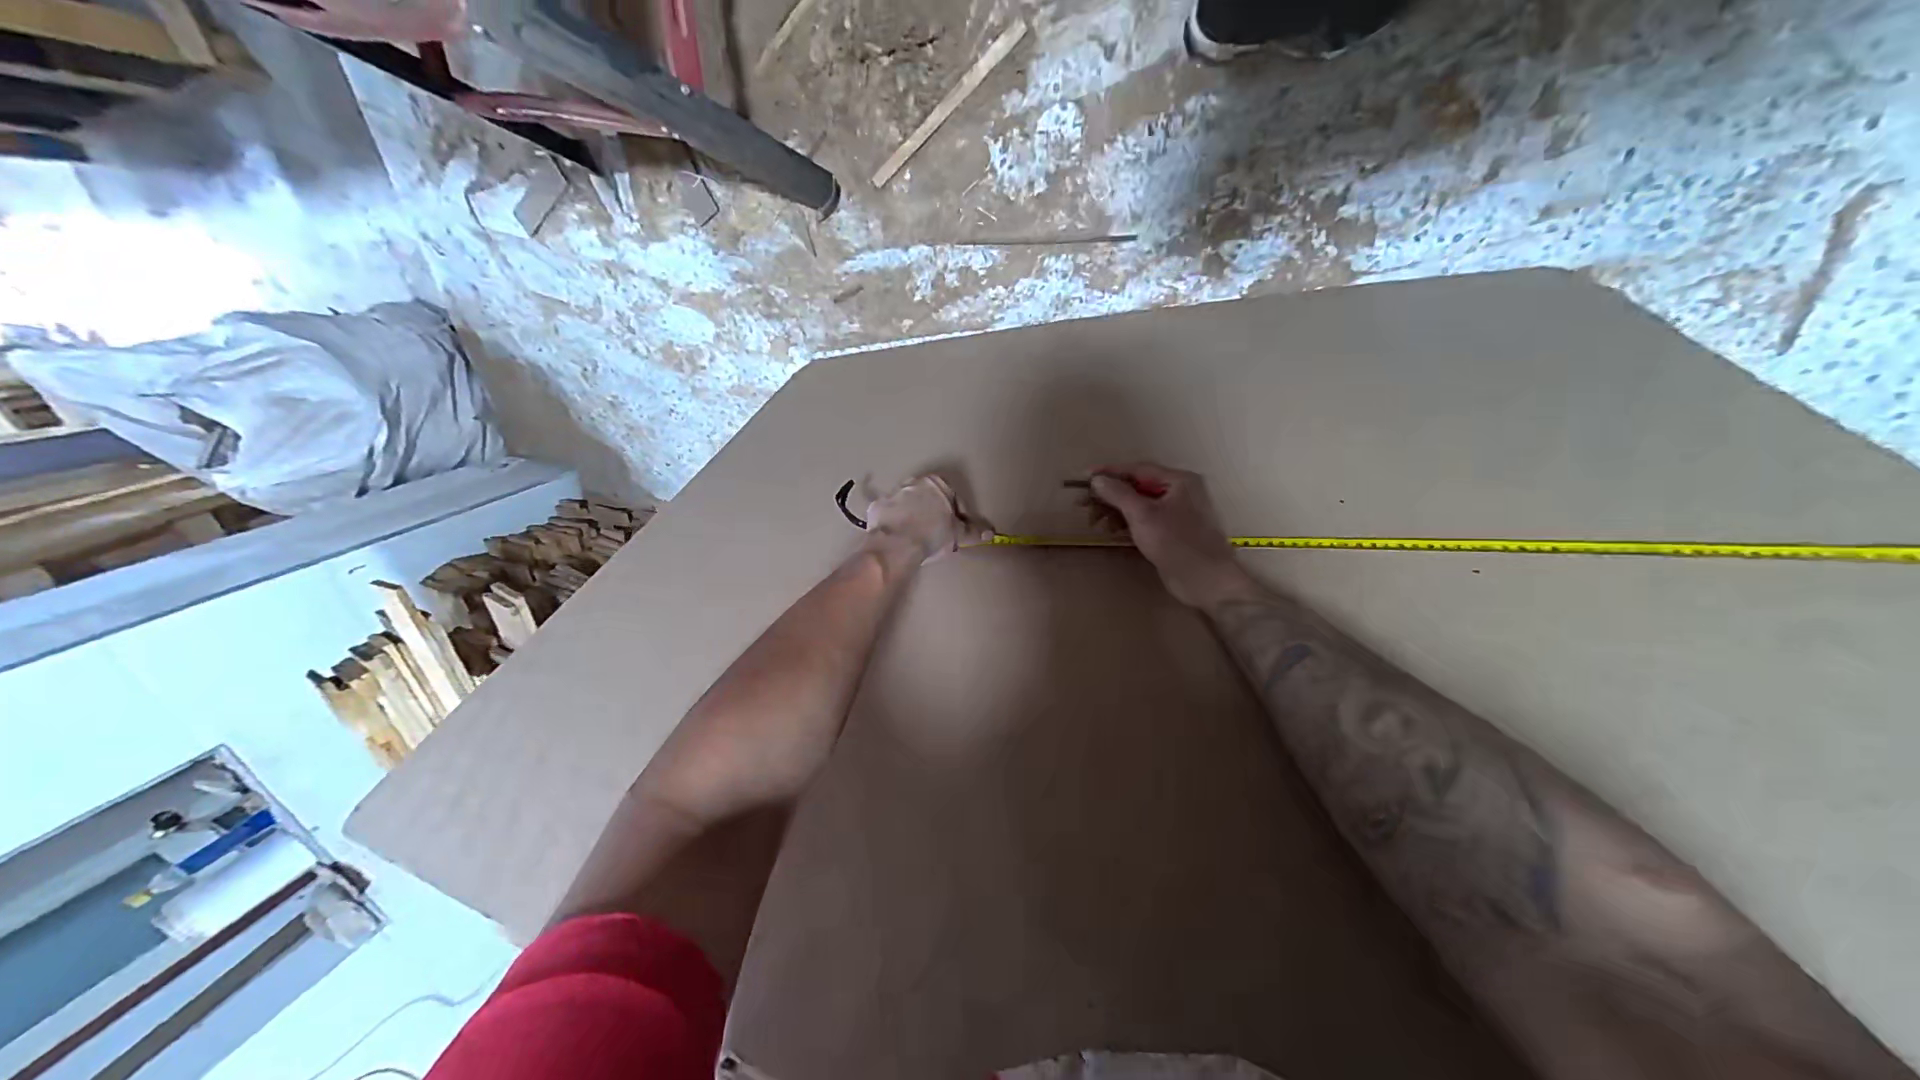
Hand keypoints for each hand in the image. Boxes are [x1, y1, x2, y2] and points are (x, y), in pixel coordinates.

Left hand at [864, 475, 985, 563]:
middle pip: (930, 499)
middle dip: (935, 514)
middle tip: (938, 536)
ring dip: (915, 518)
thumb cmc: (932, 534)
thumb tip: (989, 533)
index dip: (959, 517)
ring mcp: (892, 494)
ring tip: (918, 539)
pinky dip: (896, 525)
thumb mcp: (957, 535)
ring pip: (909, 506)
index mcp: (937, 483)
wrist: (896, 545)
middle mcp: (914, 482)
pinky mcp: (877, 508)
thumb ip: (973, 532)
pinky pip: (891, 516)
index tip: (958, 532)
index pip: (955, 498)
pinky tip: (900, 539)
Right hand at [1087, 463, 1255, 607]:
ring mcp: (1176, 513)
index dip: (1109, 472)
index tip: (1083, 477)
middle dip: (1109, 494)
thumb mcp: (1143, 514)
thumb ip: (1118, 493)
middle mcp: (1179, 492)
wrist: (1205, 580)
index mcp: (1178, 480)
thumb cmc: (1176, 542)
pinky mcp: (1171, 532)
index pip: (1137, 469)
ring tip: (1095, 521)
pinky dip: (1126, 522)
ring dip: (1115, 510)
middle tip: (1083, 504)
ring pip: (1138, 504)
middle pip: (1137, 486)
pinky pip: (1144, 520)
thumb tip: (1097, 479)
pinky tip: (1112, 530)